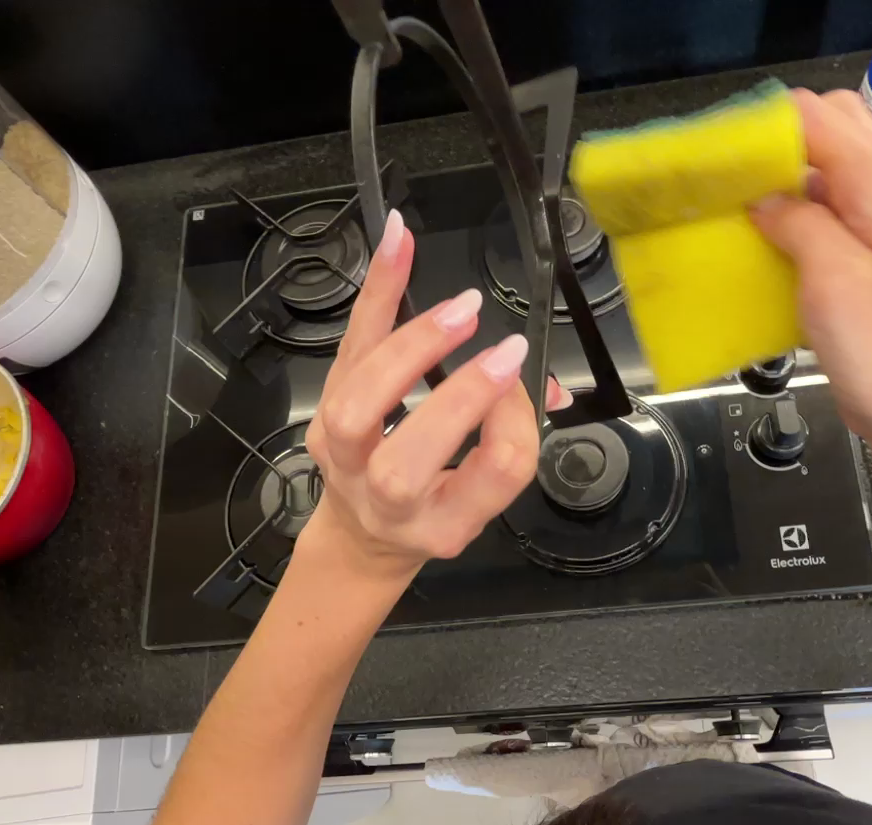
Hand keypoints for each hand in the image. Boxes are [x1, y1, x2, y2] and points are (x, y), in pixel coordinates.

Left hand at [299, 208, 562, 584]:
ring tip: (461, 310)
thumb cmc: (431, 511)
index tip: (524, 384)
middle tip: (504, 350)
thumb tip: (550, 386)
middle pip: (415, 454)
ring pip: (361, 406)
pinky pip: (347, 349)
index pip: (493, 475)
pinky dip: (375, 293)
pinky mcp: (321, 414)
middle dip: (464, 395)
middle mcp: (388, 502)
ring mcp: (343, 461)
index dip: (518, 422)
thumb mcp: (482, 500)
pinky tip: (398, 242)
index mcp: (444, 524)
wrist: (363, 534)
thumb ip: (517, 443)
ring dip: (413, 347)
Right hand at [750, 89, 871, 456]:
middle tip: (717, 187)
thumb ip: (796, 221)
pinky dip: (782, 222)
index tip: (711, 161)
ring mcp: (871, 221)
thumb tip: (760, 196)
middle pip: (817, 132)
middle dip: (766, 150)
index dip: (759, 130)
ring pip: (814, 174)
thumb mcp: (832, 277)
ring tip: (723, 214)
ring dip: (770, 187)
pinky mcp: (858, 256)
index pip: (812, 114)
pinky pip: (814, 217)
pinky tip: (751, 246)